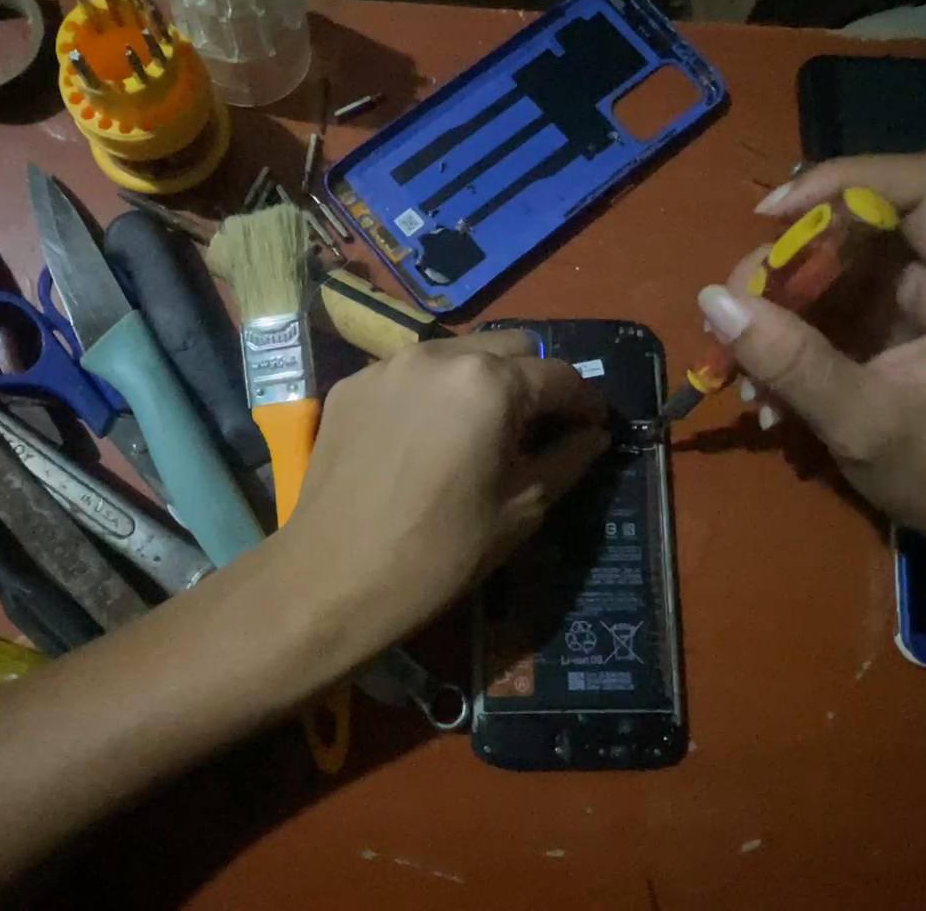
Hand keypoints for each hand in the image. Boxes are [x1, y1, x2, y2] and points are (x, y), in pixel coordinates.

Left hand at [282, 332, 609, 641]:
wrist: (333, 577)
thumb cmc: (440, 552)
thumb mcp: (521, 510)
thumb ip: (568, 459)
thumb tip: (593, 433)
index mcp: (490, 382)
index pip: (559, 375)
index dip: (584, 402)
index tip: (591, 427)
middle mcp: (439, 354)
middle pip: (510, 347)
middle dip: (534, 380)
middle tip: (535, 427)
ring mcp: (388, 364)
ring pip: (456, 353)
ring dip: (481, 379)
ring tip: (477, 428)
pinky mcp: (351, 383)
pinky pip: (409, 373)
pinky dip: (431, 392)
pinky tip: (424, 436)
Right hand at [699, 152, 925, 552]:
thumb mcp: (864, 425)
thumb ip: (793, 363)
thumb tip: (715, 300)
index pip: (924, 185)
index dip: (845, 180)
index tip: (771, 215)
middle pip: (864, 220)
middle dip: (789, 256)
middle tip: (737, 302)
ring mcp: (922, 296)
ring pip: (836, 260)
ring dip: (778, 299)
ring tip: (740, 354)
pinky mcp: (893, 319)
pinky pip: (828, 299)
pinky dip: (787, 328)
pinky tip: (762, 376)